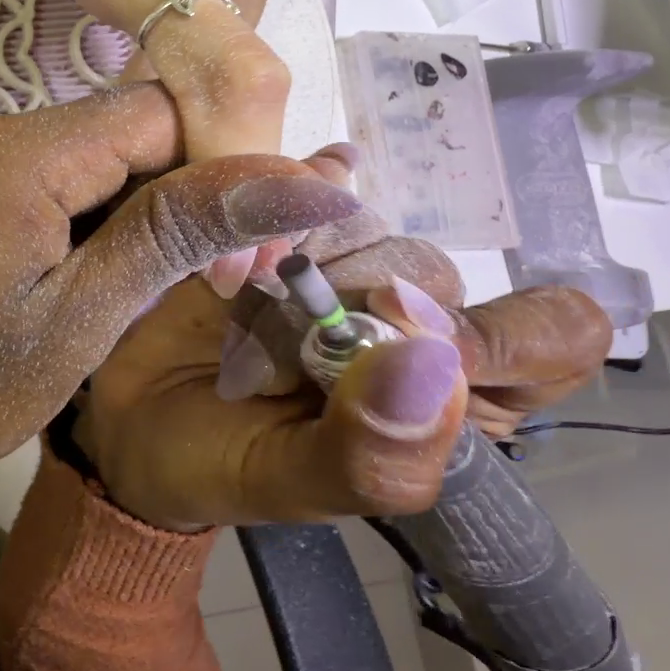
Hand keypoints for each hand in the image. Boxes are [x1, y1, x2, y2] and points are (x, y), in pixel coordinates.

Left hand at [0, 84, 361, 488]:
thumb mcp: (77, 321)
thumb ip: (178, 237)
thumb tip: (307, 182)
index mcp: (24, 151)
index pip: (171, 110)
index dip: (232, 170)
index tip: (261, 254)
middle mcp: (2, 131)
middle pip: (140, 128)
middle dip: (194, 197)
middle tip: (218, 288)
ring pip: (110, 158)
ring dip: (152, 218)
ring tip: (165, 295)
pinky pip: (68, 181)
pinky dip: (106, 225)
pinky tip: (112, 284)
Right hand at [75, 147, 610, 530]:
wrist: (120, 418)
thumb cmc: (214, 464)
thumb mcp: (292, 484)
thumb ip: (372, 451)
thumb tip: (432, 362)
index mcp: (442, 401)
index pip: (549, 340)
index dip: (495, 334)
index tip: (402, 345)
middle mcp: (400, 328)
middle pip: (436, 275)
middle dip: (351, 303)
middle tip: (276, 345)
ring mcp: (334, 272)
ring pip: (366, 227)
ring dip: (298, 258)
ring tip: (234, 302)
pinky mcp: (276, 230)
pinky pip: (307, 187)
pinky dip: (284, 191)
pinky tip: (243, 235)